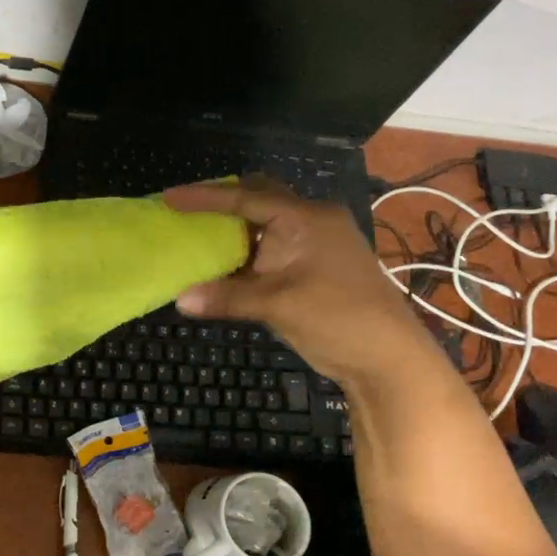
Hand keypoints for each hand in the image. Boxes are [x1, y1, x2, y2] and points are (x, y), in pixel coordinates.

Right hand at [163, 180, 437, 387]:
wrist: (389, 358)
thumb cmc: (338, 319)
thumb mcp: (276, 305)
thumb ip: (226, 297)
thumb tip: (179, 299)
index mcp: (306, 219)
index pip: (246, 198)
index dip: (204, 197)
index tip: (168, 198)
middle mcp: (312, 222)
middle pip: (259, 198)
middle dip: (222, 201)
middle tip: (184, 211)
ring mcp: (316, 244)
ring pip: (265, 222)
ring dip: (232, 228)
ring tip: (195, 234)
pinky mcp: (314, 266)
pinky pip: (271, 246)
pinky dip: (244, 250)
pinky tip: (220, 263)